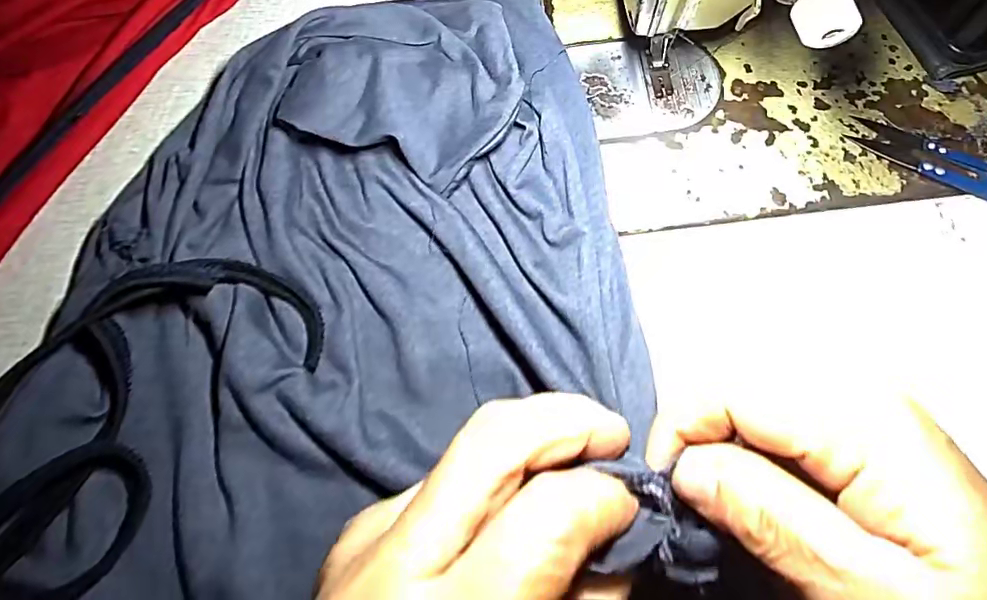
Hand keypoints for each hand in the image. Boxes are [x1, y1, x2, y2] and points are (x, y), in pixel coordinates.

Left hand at [316, 394, 640, 599]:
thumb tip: (617, 531)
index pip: (543, 515)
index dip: (601, 495)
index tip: (630, 500)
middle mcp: (394, 568)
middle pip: (491, 439)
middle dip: (563, 418)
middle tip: (613, 432)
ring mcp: (365, 542)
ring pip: (464, 444)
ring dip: (530, 436)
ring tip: (575, 448)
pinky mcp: (355, 535)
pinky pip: (439, 480)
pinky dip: (488, 475)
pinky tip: (511, 497)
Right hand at [646, 393, 986, 599]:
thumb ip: (776, 521)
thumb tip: (691, 467)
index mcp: (869, 420)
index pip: (735, 387)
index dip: (684, 432)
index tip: (664, 493)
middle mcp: (867, 400)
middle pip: (744, 390)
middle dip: (704, 444)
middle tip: (694, 517)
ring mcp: (870, 420)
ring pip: (760, 411)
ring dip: (728, 459)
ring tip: (726, 522)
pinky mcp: (871, 447)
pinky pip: (789, 436)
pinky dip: (760, 469)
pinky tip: (765, 515)